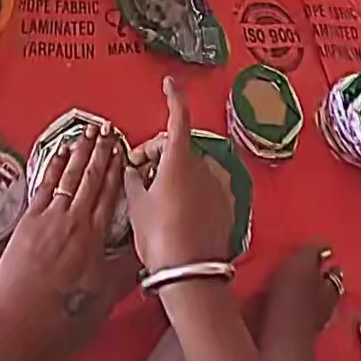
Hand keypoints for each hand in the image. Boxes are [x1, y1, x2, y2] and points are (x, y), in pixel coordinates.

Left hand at [0, 128, 131, 358]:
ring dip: (80, 151)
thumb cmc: (60, 318)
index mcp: (94, 236)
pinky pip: (45, 185)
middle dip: (100, 151)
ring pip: (70, 175)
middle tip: (107, 129)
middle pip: (91, 177)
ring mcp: (50, 217)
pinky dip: (54, 165)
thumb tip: (144, 251)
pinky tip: (59, 151)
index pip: (110, 192)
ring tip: (87, 131)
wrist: (18, 325)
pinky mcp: (29, 221)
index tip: (121, 150)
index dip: (117, 169)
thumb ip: (126, 269)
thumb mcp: (105, 297)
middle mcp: (74, 220)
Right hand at [125, 77, 233, 270]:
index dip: (173, 96)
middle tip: (138, 174)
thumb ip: (134, 179)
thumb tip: (133, 169)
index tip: (169, 83)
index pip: (178, 117)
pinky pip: (205, 186)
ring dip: (174, 172)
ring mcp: (217, 185)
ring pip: (191, 167)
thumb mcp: (137, 206)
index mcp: (179, 159)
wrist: (191, 277)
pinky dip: (191, 189)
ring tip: (156, 197)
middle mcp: (202, 165)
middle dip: (157, 153)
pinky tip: (178, 211)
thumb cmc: (160, 237)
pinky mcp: (226, 204)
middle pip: (177, 146)